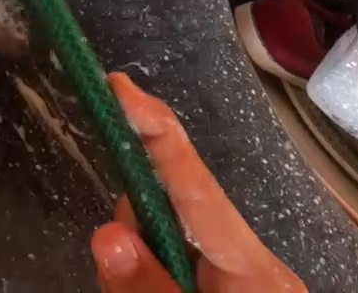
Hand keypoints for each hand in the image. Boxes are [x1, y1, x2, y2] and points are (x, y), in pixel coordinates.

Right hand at [92, 74, 304, 291]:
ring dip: (140, 264)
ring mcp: (244, 281)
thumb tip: (106, 229)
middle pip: (170, 210)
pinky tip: (151, 289)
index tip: (117, 84)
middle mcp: (250, 264)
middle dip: (132, 222)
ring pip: (166, 242)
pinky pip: (178, 267)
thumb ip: (149, 292)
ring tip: (137, 289)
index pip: (194, 182)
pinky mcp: (233, 289)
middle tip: (115, 266)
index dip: (154, 129)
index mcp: (251, 271)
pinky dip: (156, 278)